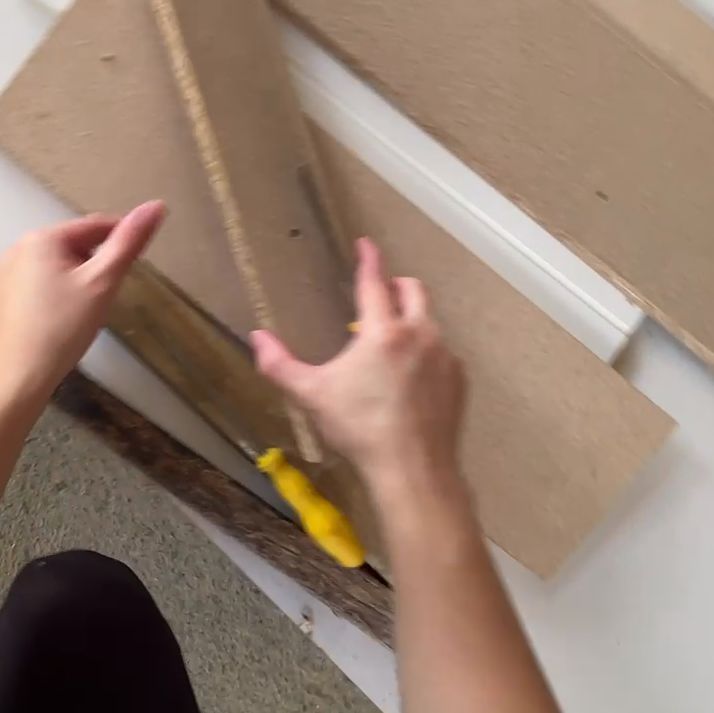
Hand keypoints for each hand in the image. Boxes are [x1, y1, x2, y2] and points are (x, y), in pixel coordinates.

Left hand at [0, 202, 164, 402]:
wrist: (16, 379)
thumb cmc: (61, 330)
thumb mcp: (102, 284)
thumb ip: (128, 244)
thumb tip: (156, 205)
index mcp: (41, 238)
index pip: (96, 225)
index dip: (122, 241)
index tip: (137, 266)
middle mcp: (18, 248)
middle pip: (75, 246)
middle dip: (97, 267)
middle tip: (105, 300)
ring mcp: (7, 273)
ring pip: (59, 267)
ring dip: (79, 283)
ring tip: (84, 315)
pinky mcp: (4, 297)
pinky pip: (41, 285)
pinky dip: (59, 296)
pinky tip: (63, 322)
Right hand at [250, 238, 464, 492]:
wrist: (412, 469)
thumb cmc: (358, 428)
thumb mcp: (310, 395)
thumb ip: (279, 364)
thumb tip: (256, 338)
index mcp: (382, 333)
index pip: (374, 283)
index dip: (369, 260)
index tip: (366, 243)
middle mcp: (420, 335)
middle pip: (413, 292)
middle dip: (395, 285)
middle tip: (378, 292)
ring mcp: (444, 356)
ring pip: (429, 321)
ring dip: (410, 319)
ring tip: (387, 341)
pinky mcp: (458, 379)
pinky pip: (441, 351)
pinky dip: (423, 349)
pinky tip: (407, 375)